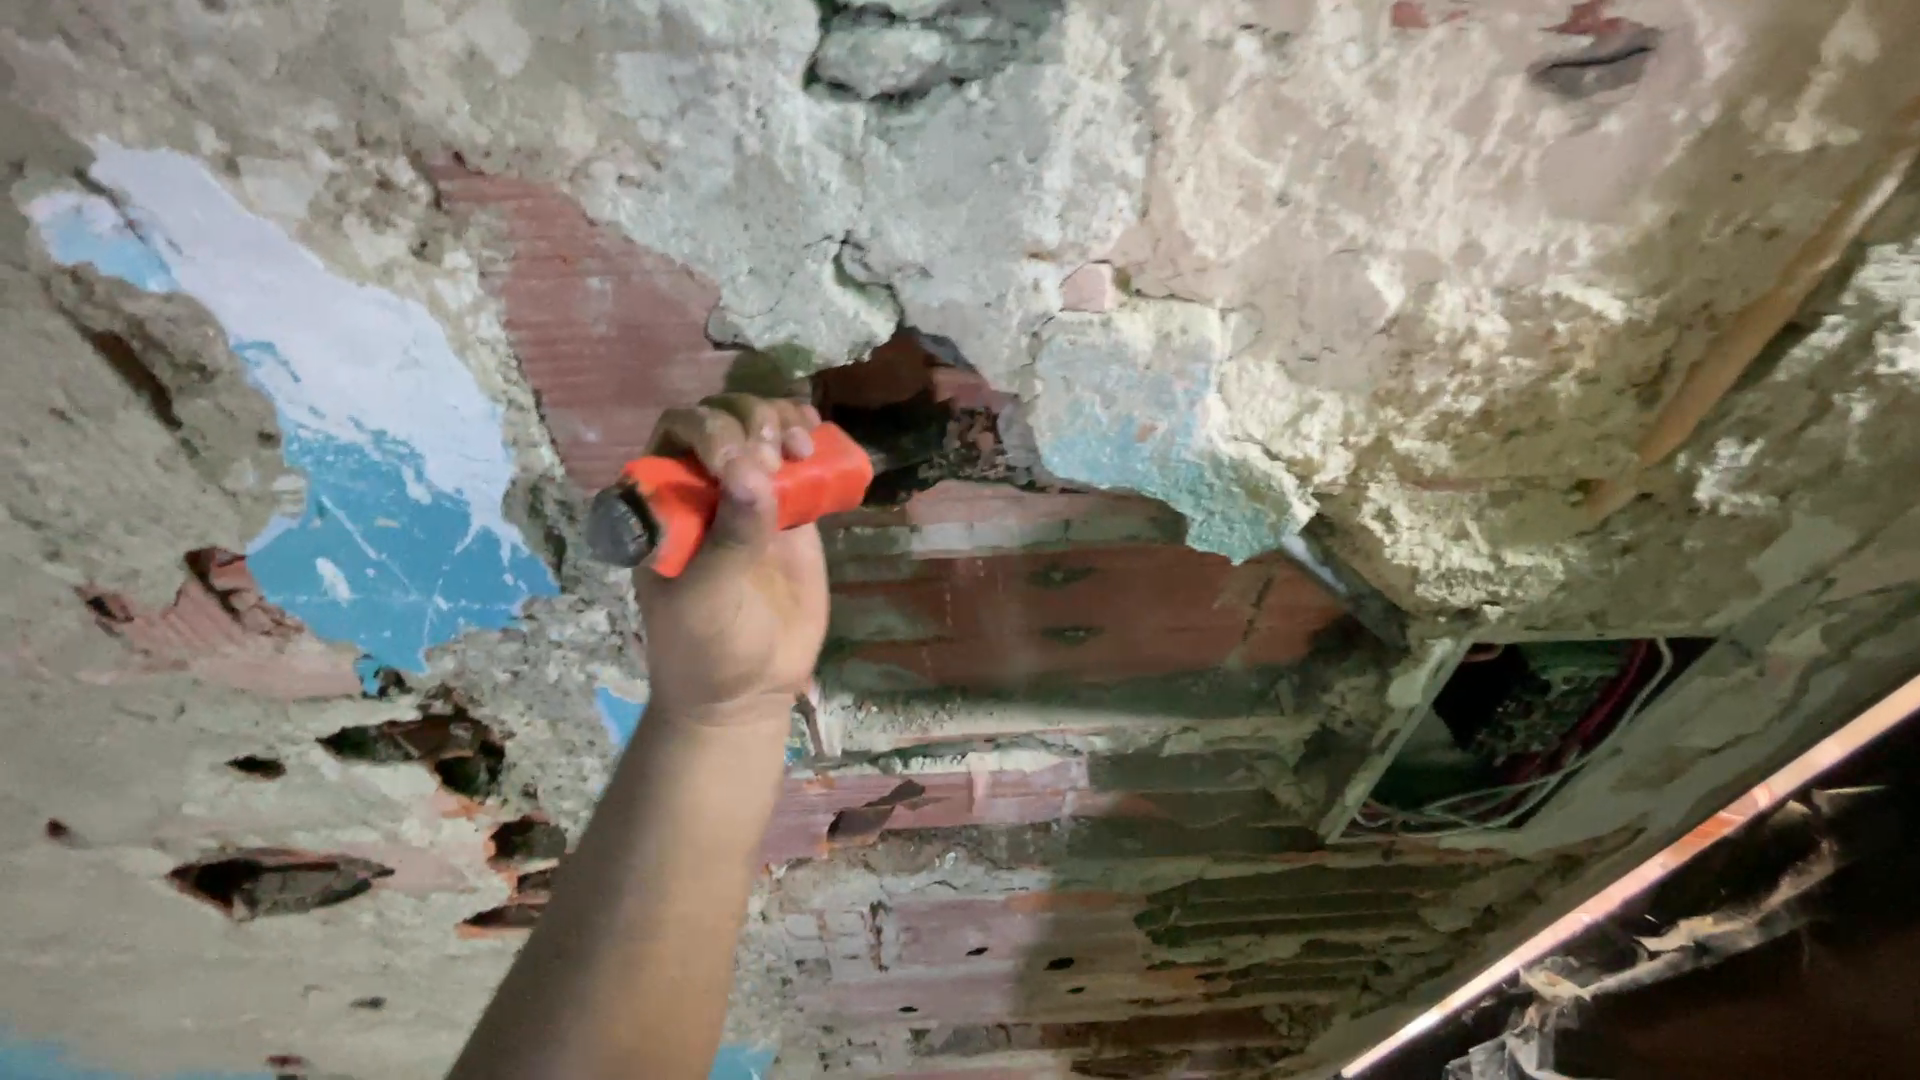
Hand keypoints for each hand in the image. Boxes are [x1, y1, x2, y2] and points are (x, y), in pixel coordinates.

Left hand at [632, 394, 829, 724]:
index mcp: (666, 501)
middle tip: (776, 457)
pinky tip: (820, 444)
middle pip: (724, 420)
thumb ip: (729, 537)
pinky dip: (812, 444)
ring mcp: (751, 499)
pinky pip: (801, 468)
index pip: (679, 434)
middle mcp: (706, 488)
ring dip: (782, 423)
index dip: (709, 432)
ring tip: (802, 447)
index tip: (738, 464)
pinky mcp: (792, 516)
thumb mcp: (705, 597)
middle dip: (751, 423)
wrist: (749, 689)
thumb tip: (757, 472)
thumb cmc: (705, 647)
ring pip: (763, 432)